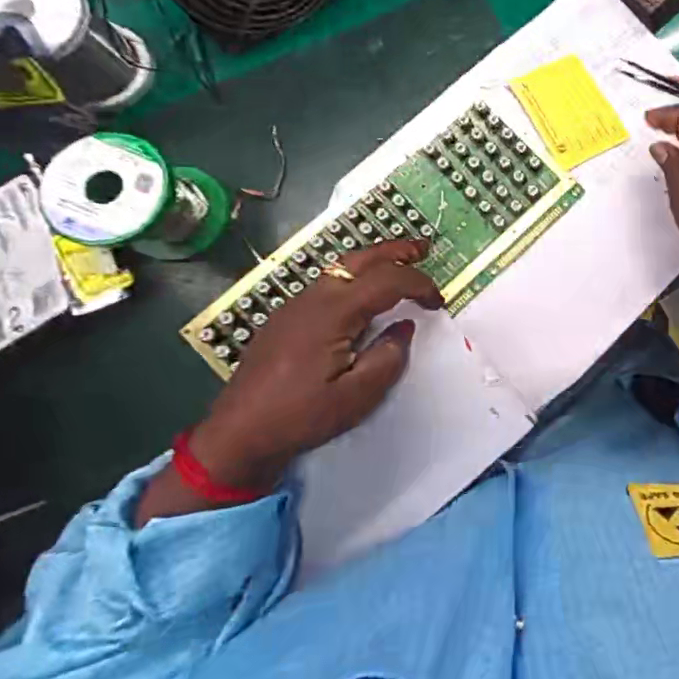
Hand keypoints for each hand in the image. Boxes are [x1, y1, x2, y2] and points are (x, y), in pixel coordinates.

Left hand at [137, 240, 440, 523]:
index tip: (438, 301)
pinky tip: (360, 296)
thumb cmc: (300, 416)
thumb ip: (387, 358)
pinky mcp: (286, 317)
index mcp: (334, 312)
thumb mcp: (356, 397)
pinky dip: (353, 277)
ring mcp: (295, 304)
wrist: (240, 430)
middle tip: (423, 248)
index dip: (418, 285)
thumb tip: (403, 327)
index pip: (386, 281)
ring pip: (340, 267)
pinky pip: (326, 283)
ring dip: (373, 261)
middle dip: (395, 250)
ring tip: (397, 265)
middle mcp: (314, 297)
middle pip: (360, 259)